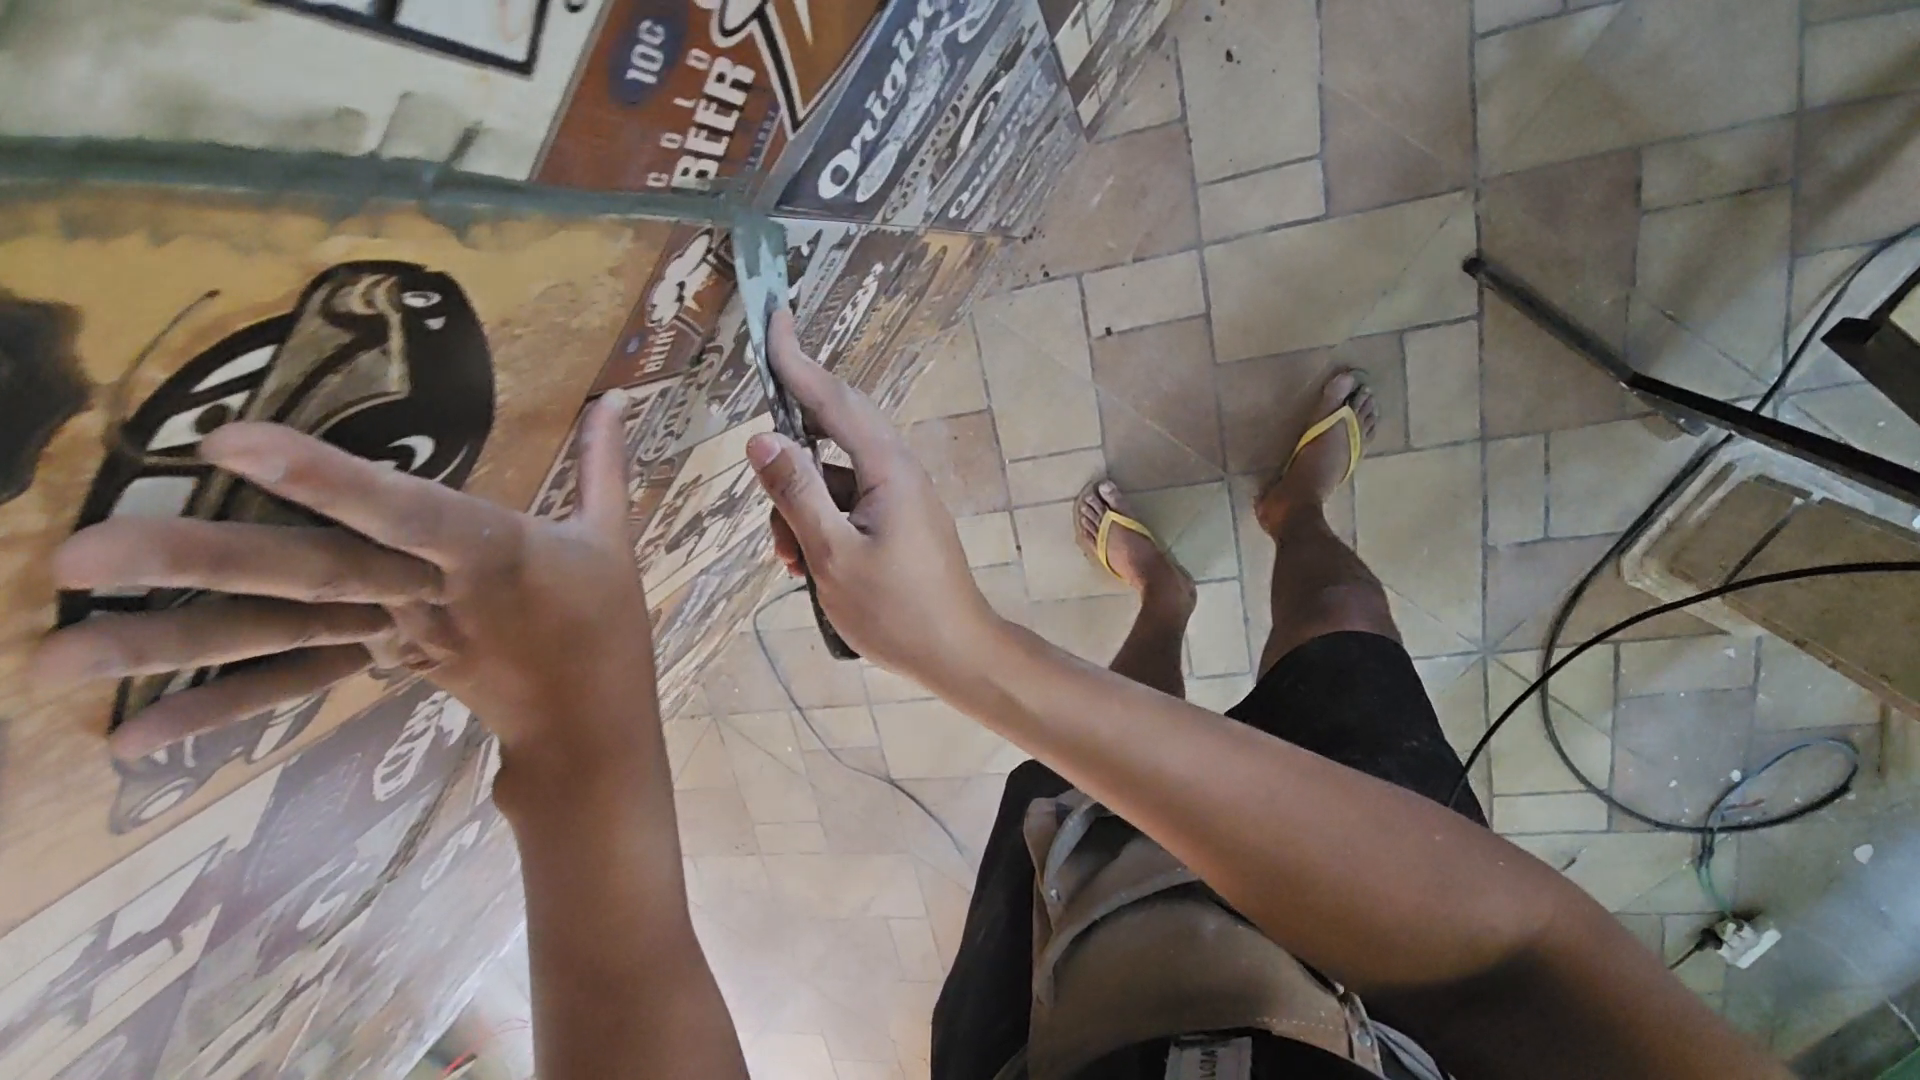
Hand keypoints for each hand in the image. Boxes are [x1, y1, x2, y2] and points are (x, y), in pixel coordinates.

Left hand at [32, 394, 657, 779]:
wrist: (589, 718)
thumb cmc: (604, 619)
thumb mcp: (612, 538)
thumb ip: (604, 463)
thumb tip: (616, 396)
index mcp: (493, 556)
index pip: (407, 513)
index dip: (328, 479)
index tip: (227, 440)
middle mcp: (431, 596)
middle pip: (319, 575)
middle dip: (208, 562)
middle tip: (81, 554)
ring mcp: (397, 638)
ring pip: (287, 634)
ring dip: (175, 647)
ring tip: (57, 660)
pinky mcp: (383, 667)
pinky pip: (300, 685)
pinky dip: (220, 713)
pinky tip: (130, 743)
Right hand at [750, 310, 1000, 688]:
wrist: (957, 654)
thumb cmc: (897, 611)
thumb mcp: (833, 555)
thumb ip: (796, 493)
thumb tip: (762, 437)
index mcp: (886, 467)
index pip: (833, 397)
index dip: (797, 359)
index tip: (774, 318)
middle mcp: (896, 470)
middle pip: (832, 432)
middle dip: (788, 456)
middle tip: (766, 488)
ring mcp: (899, 496)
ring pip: (832, 478)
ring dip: (800, 508)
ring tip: (791, 561)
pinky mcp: (897, 520)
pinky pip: (846, 504)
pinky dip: (820, 525)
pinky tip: (808, 566)